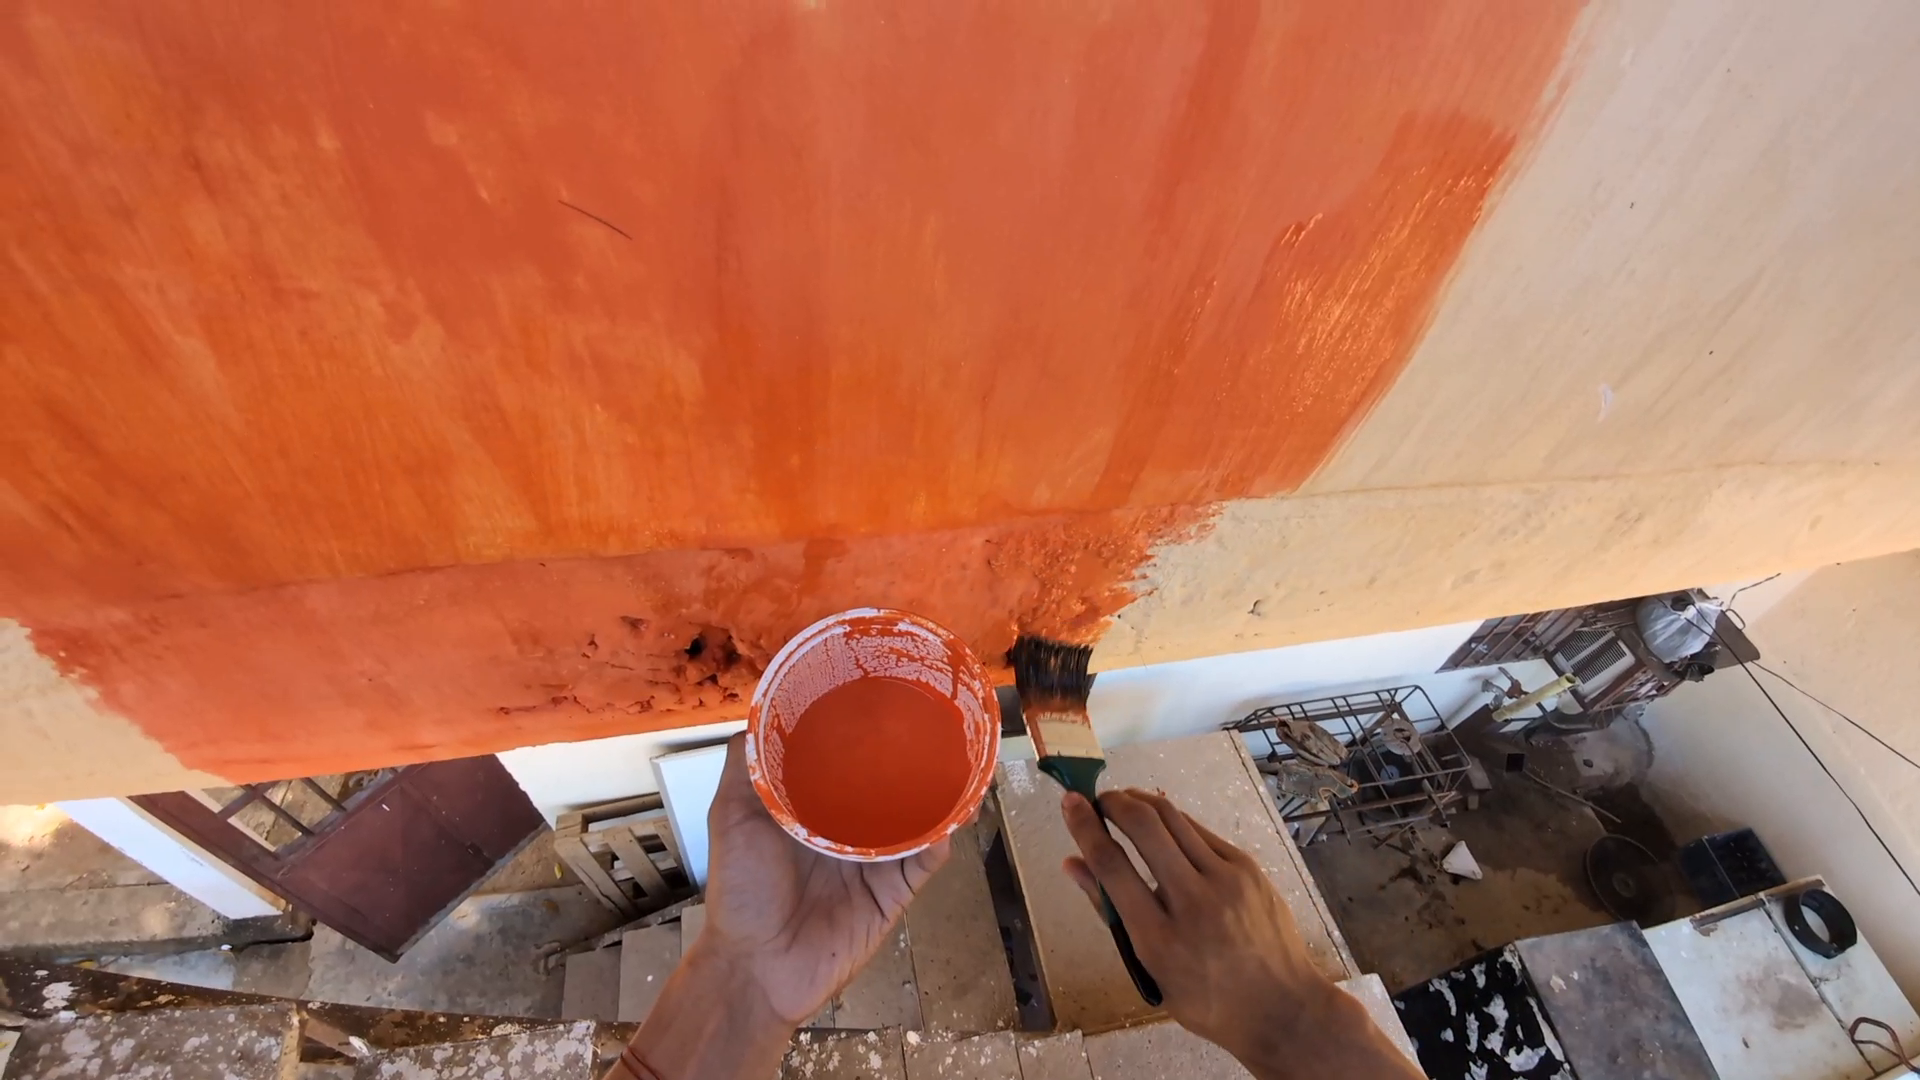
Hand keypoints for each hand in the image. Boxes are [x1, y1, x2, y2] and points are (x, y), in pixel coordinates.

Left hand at [697, 732, 950, 1023]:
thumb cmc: (740, 892)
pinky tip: (957, 814)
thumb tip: (760, 715)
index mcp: (817, 809)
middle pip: (890, 789)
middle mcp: (850, 830)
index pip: (850, 765)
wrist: (755, 969)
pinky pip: (924, 862)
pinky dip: (942, 839)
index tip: (887, 701)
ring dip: (941, 797)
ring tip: (962, 766)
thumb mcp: (732, 817)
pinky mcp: (893, 894)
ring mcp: (874, 862)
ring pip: (917, 821)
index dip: (868, 738)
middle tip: (936, 728)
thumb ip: (745, 770)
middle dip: (914, 763)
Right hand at [1061, 788, 1420, 1079]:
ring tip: (1123, 801)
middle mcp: (1194, 903)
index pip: (1113, 866)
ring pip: (1172, 817)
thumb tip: (1071, 862)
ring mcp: (1227, 880)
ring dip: (1139, 801)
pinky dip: (1171, 820)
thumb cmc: (1208, 998)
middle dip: (1113, 801)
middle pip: (1144, 826)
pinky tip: (1160, 823)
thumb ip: (1110, 911)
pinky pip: (1198, 829)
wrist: (1288, 1010)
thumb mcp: (1151, 968)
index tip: (1070, 802)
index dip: (1085, 827)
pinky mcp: (1247, 867)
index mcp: (1160, 939)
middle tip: (1098, 799)